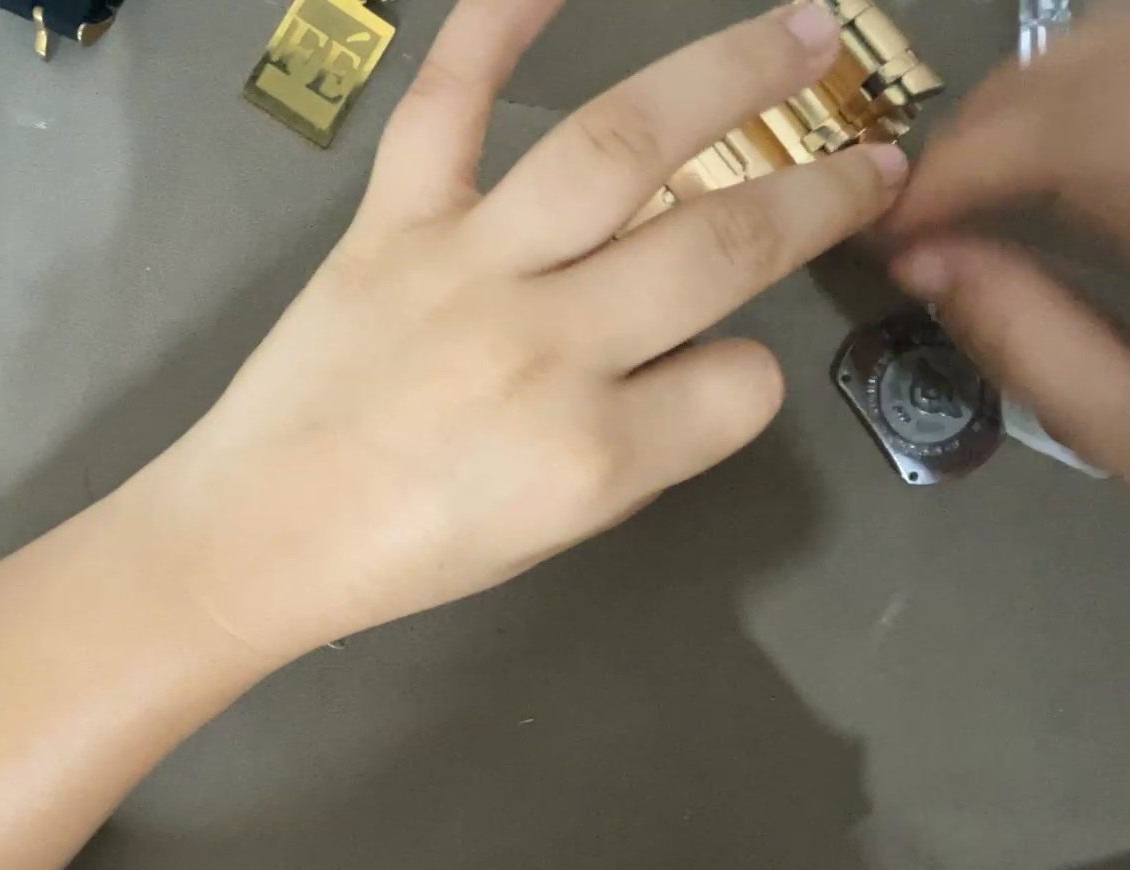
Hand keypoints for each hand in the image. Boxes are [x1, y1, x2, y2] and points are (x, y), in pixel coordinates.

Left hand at [137, 0, 906, 655]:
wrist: (260, 533)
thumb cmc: (406, 556)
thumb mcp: (551, 533)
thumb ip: (642, 449)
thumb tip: (702, 361)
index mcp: (595, 456)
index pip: (740, 390)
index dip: (750, 380)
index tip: (728, 368)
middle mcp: (548, 349)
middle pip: (719, 246)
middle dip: (815, 197)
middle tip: (869, 158)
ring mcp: (467, 270)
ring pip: (618, 146)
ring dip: (730, 74)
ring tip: (808, 29)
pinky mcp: (388, 227)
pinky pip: (447, 102)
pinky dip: (497, 20)